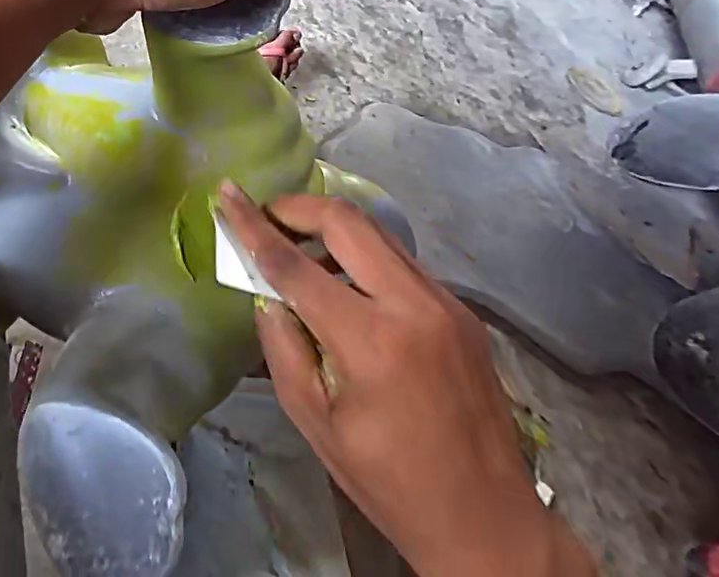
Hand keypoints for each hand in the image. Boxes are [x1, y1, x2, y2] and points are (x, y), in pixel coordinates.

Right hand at [217, 185, 594, 576]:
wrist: (493, 525)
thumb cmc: (389, 481)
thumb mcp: (312, 419)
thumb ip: (281, 344)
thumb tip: (268, 293)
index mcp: (371, 342)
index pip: (294, 264)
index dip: (252, 225)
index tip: (226, 194)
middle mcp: (415, 307)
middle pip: (346, 221)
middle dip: (295, 207)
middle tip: (263, 217)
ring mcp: (447, 305)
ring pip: (376, 232)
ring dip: (327, 226)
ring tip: (295, 246)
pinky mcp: (462, 312)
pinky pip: (398, 260)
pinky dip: (358, 254)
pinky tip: (340, 282)